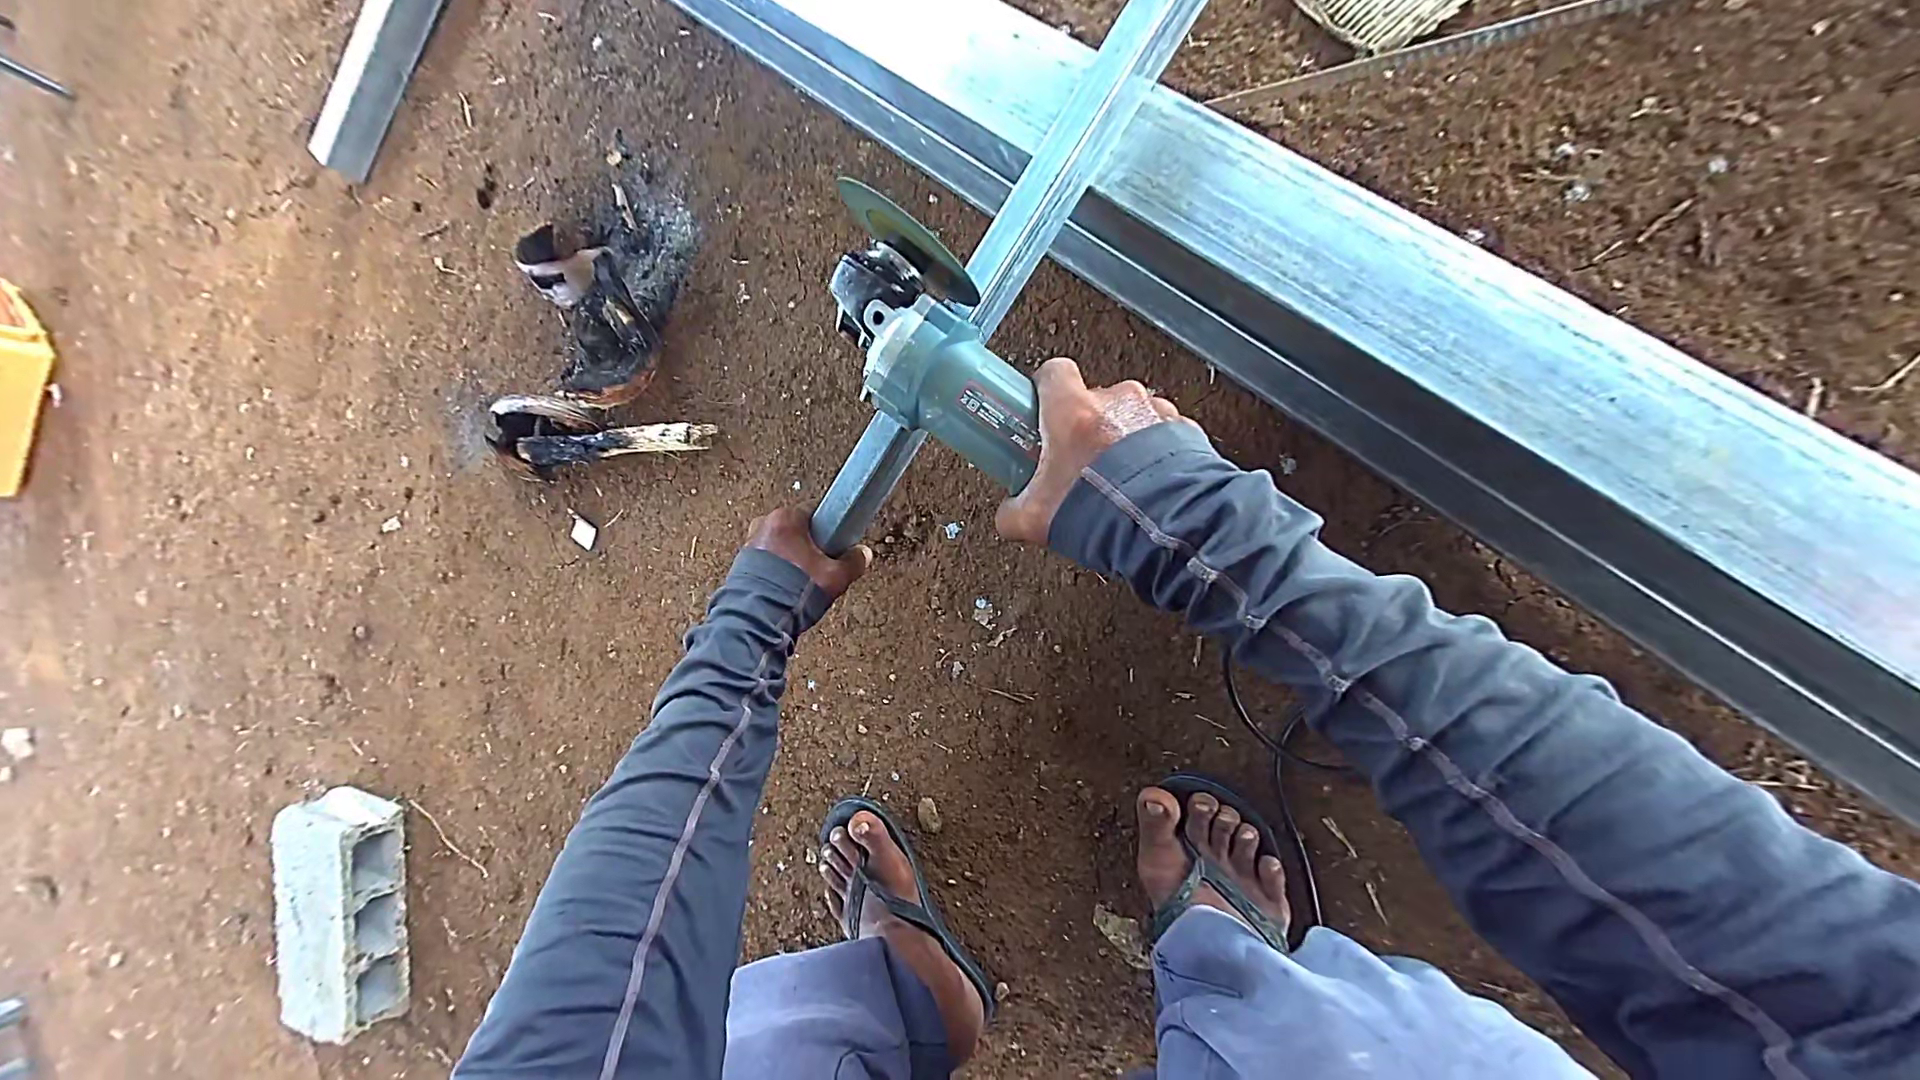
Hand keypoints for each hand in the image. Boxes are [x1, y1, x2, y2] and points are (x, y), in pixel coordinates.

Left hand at [745, 507, 872, 598]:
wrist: (756, 619)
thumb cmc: (791, 593)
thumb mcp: (835, 577)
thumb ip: (853, 562)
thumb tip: (862, 554)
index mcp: (786, 518)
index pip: (816, 511)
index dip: (830, 528)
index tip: (836, 543)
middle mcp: (764, 525)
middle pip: (797, 529)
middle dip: (810, 546)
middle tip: (821, 567)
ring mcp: (750, 544)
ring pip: (781, 546)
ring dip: (792, 559)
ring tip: (803, 582)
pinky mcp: (740, 564)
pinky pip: (766, 561)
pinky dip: (776, 571)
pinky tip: (787, 589)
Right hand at [995, 358, 1197, 543]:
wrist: (1167, 529)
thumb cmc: (1106, 513)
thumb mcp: (1036, 518)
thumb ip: (1013, 512)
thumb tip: (1008, 516)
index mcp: (1074, 411)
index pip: (1053, 373)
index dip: (1045, 390)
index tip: (1040, 412)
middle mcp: (1116, 402)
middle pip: (1092, 399)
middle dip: (1084, 427)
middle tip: (1078, 462)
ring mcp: (1153, 413)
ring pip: (1128, 416)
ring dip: (1120, 439)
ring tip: (1116, 478)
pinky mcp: (1183, 431)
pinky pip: (1160, 433)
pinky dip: (1152, 452)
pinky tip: (1144, 483)